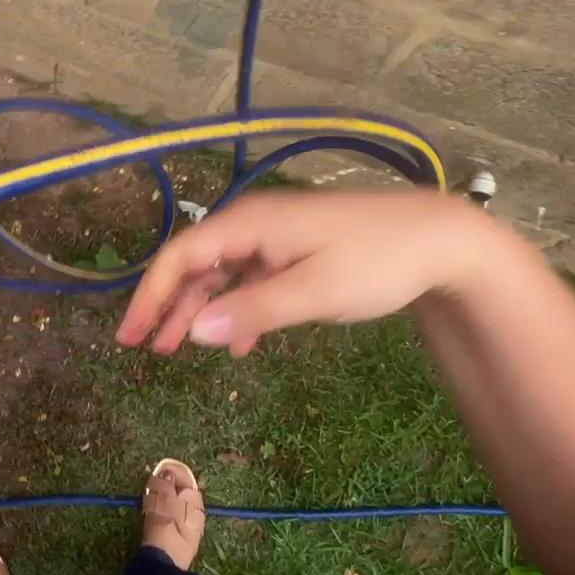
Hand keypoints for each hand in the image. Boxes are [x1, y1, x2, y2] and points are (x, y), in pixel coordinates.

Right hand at [117, 189, 513, 355]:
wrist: (444, 240)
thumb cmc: (376, 261)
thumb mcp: (314, 291)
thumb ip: (251, 311)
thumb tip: (193, 332)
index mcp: (248, 224)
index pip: (180, 256)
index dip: (150, 295)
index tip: (130, 335)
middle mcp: (251, 224)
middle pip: (194, 264)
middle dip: (168, 305)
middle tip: (146, 348)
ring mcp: (272, 237)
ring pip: (220, 273)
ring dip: (199, 310)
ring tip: (178, 350)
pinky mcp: (292, 251)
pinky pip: (248, 279)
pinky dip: (236, 310)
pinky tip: (238, 344)